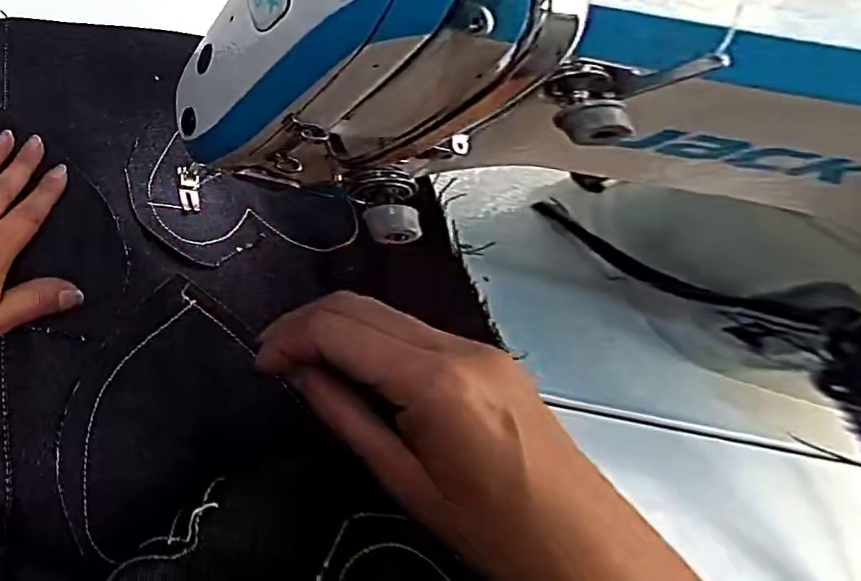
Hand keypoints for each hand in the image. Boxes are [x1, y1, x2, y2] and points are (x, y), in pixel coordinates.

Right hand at [258, 292, 698, 580]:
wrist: (599, 556)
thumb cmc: (499, 535)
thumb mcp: (408, 483)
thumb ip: (345, 416)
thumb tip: (299, 372)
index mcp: (436, 381)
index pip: (340, 329)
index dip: (289, 337)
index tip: (261, 361)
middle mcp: (456, 345)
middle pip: (357, 304)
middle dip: (304, 321)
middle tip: (273, 353)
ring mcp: (475, 343)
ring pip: (381, 309)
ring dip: (334, 324)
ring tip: (303, 356)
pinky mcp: (486, 352)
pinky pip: (409, 327)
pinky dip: (368, 335)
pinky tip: (353, 362)